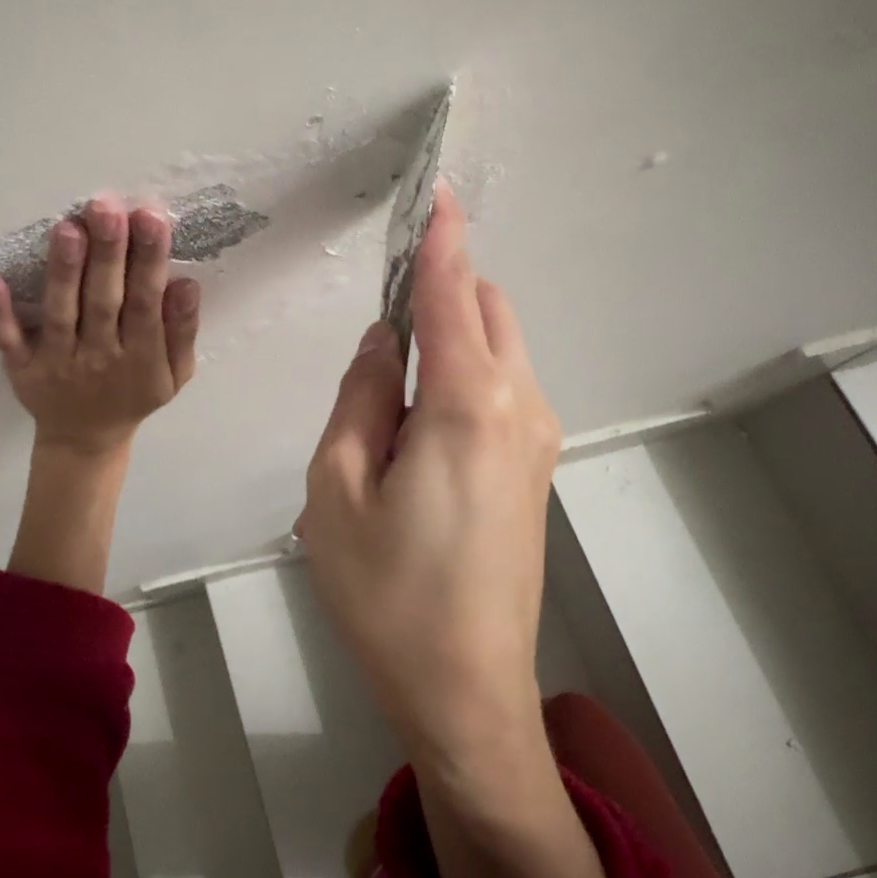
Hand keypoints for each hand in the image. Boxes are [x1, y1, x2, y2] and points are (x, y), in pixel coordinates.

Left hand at [0, 196, 201, 455]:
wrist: (86, 442)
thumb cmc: (134, 396)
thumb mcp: (173, 374)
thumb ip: (181, 331)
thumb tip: (186, 284)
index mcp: (140, 357)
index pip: (146, 304)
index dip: (148, 261)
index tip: (150, 216)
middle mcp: (99, 358)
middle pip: (104, 302)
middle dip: (107, 254)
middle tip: (105, 207)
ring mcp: (57, 363)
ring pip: (61, 314)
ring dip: (63, 272)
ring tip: (66, 228)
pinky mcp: (22, 369)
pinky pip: (10, 341)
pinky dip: (0, 314)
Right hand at [300, 184, 560, 753]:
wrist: (465, 688)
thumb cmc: (384, 591)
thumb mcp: (337, 488)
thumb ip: (359, 396)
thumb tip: (382, 340)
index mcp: (466, 404)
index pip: (454, 293)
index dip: (440, 239)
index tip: (435, 189)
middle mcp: (520, 407)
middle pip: (489, 311)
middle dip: (445, 288)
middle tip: (380, 316)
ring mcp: (539, 440)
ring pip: (501, 349)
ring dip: (453, 335)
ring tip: (386, 390)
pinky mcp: (538, 470)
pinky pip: (503, 390)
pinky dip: (466, 372)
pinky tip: (416, 423)